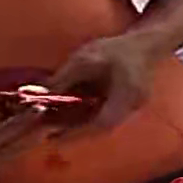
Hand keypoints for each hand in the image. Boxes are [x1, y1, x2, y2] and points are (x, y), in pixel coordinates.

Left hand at [48, 32, 163, 133]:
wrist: (147, 44)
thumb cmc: (118, 50)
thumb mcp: (85, 60)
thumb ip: (63, 79)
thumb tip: (36, 96)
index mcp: (127, 95)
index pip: (103, 123)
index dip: (77, 133)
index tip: (51, 137)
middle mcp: (134, 105)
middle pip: (105, 127)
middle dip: (77, 132)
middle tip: (48, 133)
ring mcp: (135, 106)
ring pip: (107, 123)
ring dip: (83, 126)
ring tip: (57, 124)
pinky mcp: (131, 103)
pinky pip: (110, 115)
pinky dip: (90, 117)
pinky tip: (73, 113)